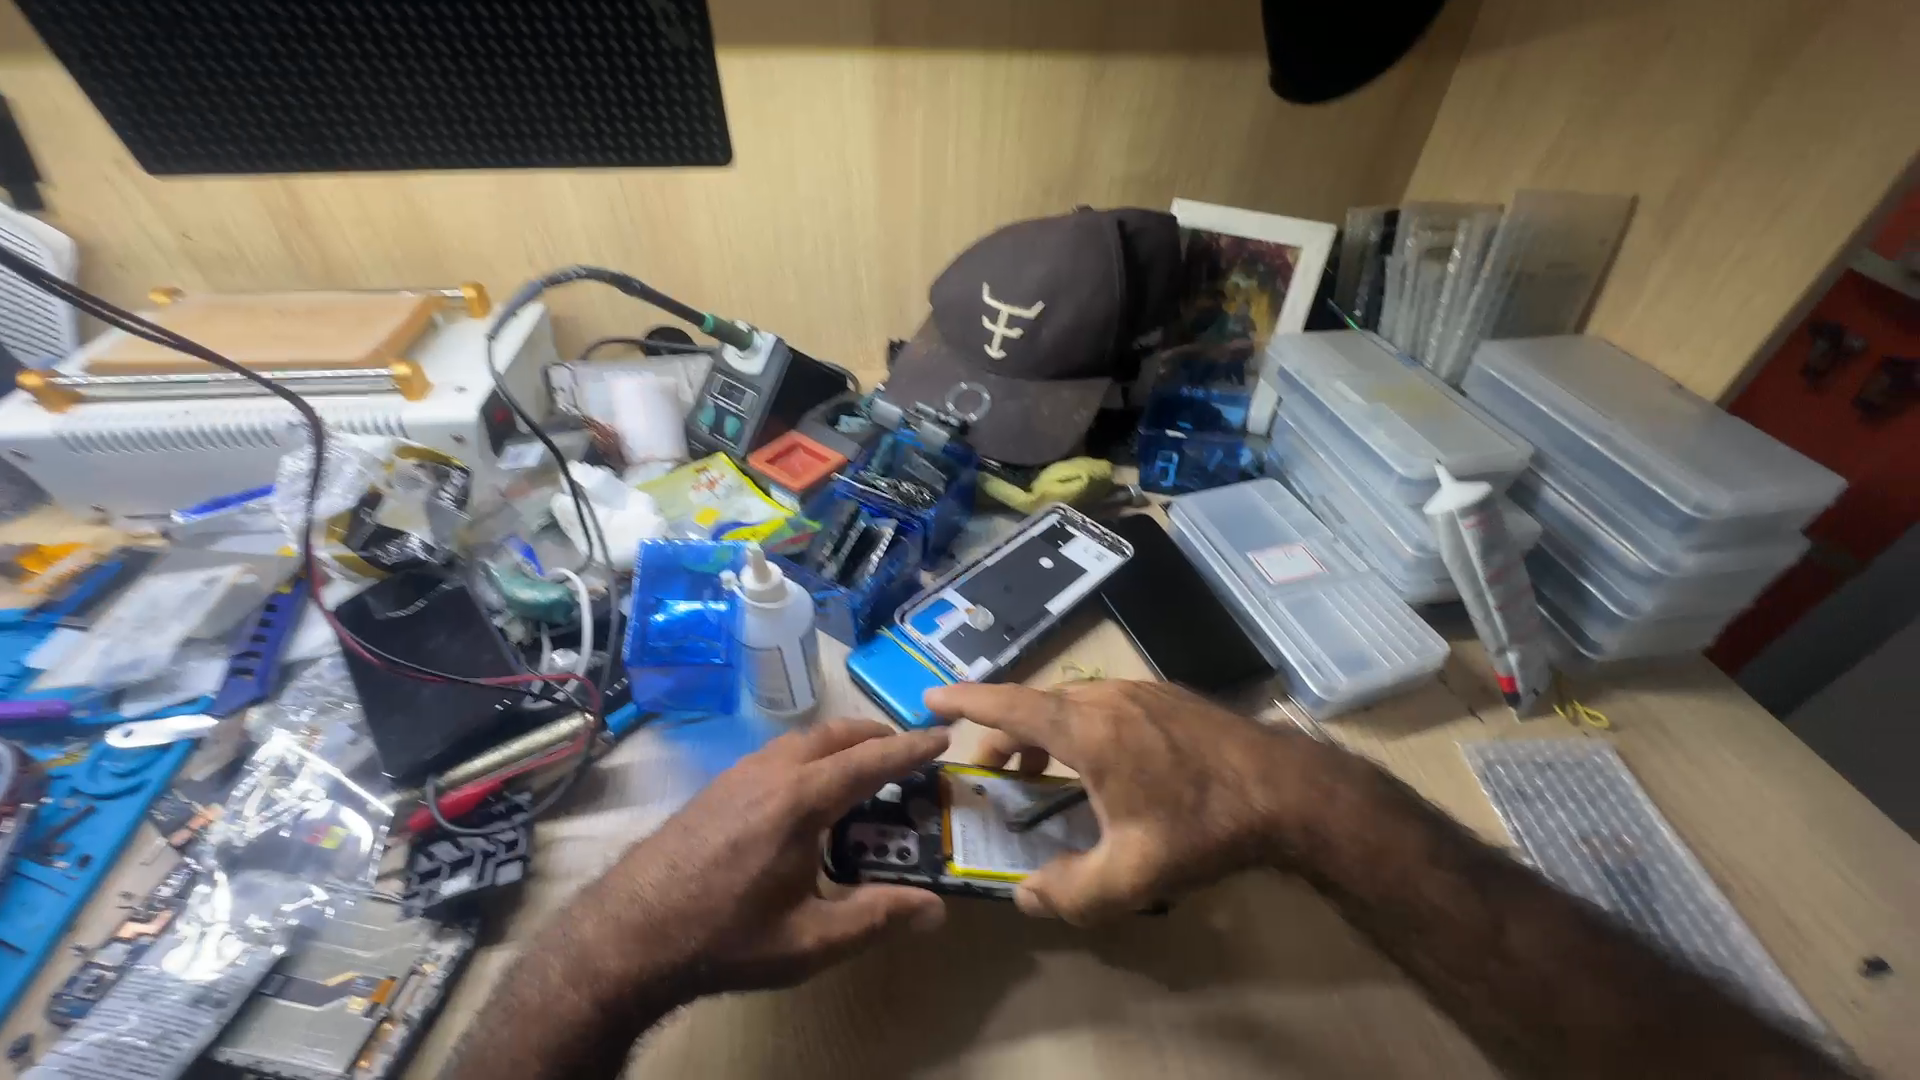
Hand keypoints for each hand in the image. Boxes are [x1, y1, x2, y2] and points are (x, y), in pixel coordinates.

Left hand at [591, 719, 949, 996]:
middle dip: (877, 735)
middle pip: (837, 734)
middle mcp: (774, 771)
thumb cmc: (725, 937)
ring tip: (862, 768)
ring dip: (842, 743)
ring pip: (804, 739)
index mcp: (802, 800)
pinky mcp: (719, 783)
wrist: (628, 933)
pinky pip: (779, 752)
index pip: (872, 760)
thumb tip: (936, 910)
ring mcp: (741, 772)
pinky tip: (807, 790)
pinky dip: (811, 755)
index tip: (943, 734)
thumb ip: (876, 918)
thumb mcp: (809, 941)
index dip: (912, 747)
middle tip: (907, 751)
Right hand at [925, 680, 1357, 923]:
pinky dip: (1078, 725)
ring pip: (1070, 703)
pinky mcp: (1164, 696)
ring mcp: (1138, 691)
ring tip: (1040, 768)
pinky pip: (1101, 704)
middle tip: (992, 769)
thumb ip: (1072, 893)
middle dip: (1003, 733)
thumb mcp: (1134, 876)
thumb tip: (1027, 896)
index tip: (929, 698)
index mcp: (1086, 729)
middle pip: (1036, 705)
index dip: (965, 701)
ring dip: (1043, 730)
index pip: (1008, 705)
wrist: (1288, 789)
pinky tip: (1102, 764)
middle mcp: (1105, 698)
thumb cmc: (1202, 826)